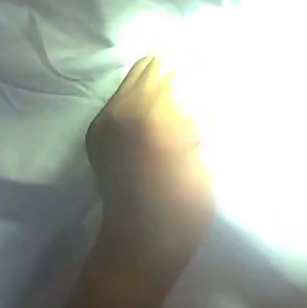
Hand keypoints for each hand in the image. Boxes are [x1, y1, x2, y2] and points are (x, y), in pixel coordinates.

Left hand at [86, 56, 214, 293]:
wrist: (140, 241)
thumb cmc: (185, 207)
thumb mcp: (203, 157)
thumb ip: (193, 117)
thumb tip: (193, 90)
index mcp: (154, 116)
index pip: (174, 68)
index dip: (195, 70)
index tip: (210, 75)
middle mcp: (122, 110)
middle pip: (149, 66)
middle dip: (172, 73)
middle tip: (193, 89)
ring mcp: (104, 120)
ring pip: (132, 80)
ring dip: (155, 85)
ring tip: (175, 104)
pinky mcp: (96, 132)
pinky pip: (120, 100)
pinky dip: (139, 102)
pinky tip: (155, 121)